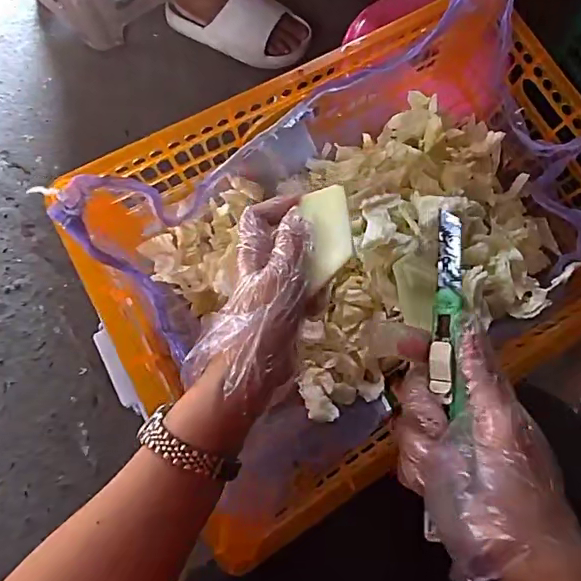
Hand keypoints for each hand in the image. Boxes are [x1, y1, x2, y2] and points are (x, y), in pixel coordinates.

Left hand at [180, 197, 310, 421]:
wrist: (252, 376)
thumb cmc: (261, 324)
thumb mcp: (279, 281)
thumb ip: (290, 248)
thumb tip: (297, 215)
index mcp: (252, 258)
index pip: (257, 219)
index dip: (278, 205)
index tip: (306, 203)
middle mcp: (261, 270)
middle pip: (286, 243)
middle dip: (309, 245)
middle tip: (328, 250)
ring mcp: (274, 292)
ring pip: (301, 270)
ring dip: (315, 277)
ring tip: (319, 292)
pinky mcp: (285, 313)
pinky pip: (305, 295)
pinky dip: (313, 300)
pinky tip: (314, 313)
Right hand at [396, 324, 580, 580]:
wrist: (513, 554)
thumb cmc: (517, 486)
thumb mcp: (503, 425)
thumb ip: (481, 378)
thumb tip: (468, 328)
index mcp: (481, 397)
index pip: (447, 358)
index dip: (425, 347)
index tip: (404, 343)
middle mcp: (456, 415)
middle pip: (415, 389)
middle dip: (423, 410)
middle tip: (442, 431)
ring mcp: (437, 445)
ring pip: (404, 425)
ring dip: (422, 447)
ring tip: (446, 468)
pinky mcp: (423, 473)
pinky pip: (401, 458)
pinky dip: (417, 471)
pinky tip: (436, 485)